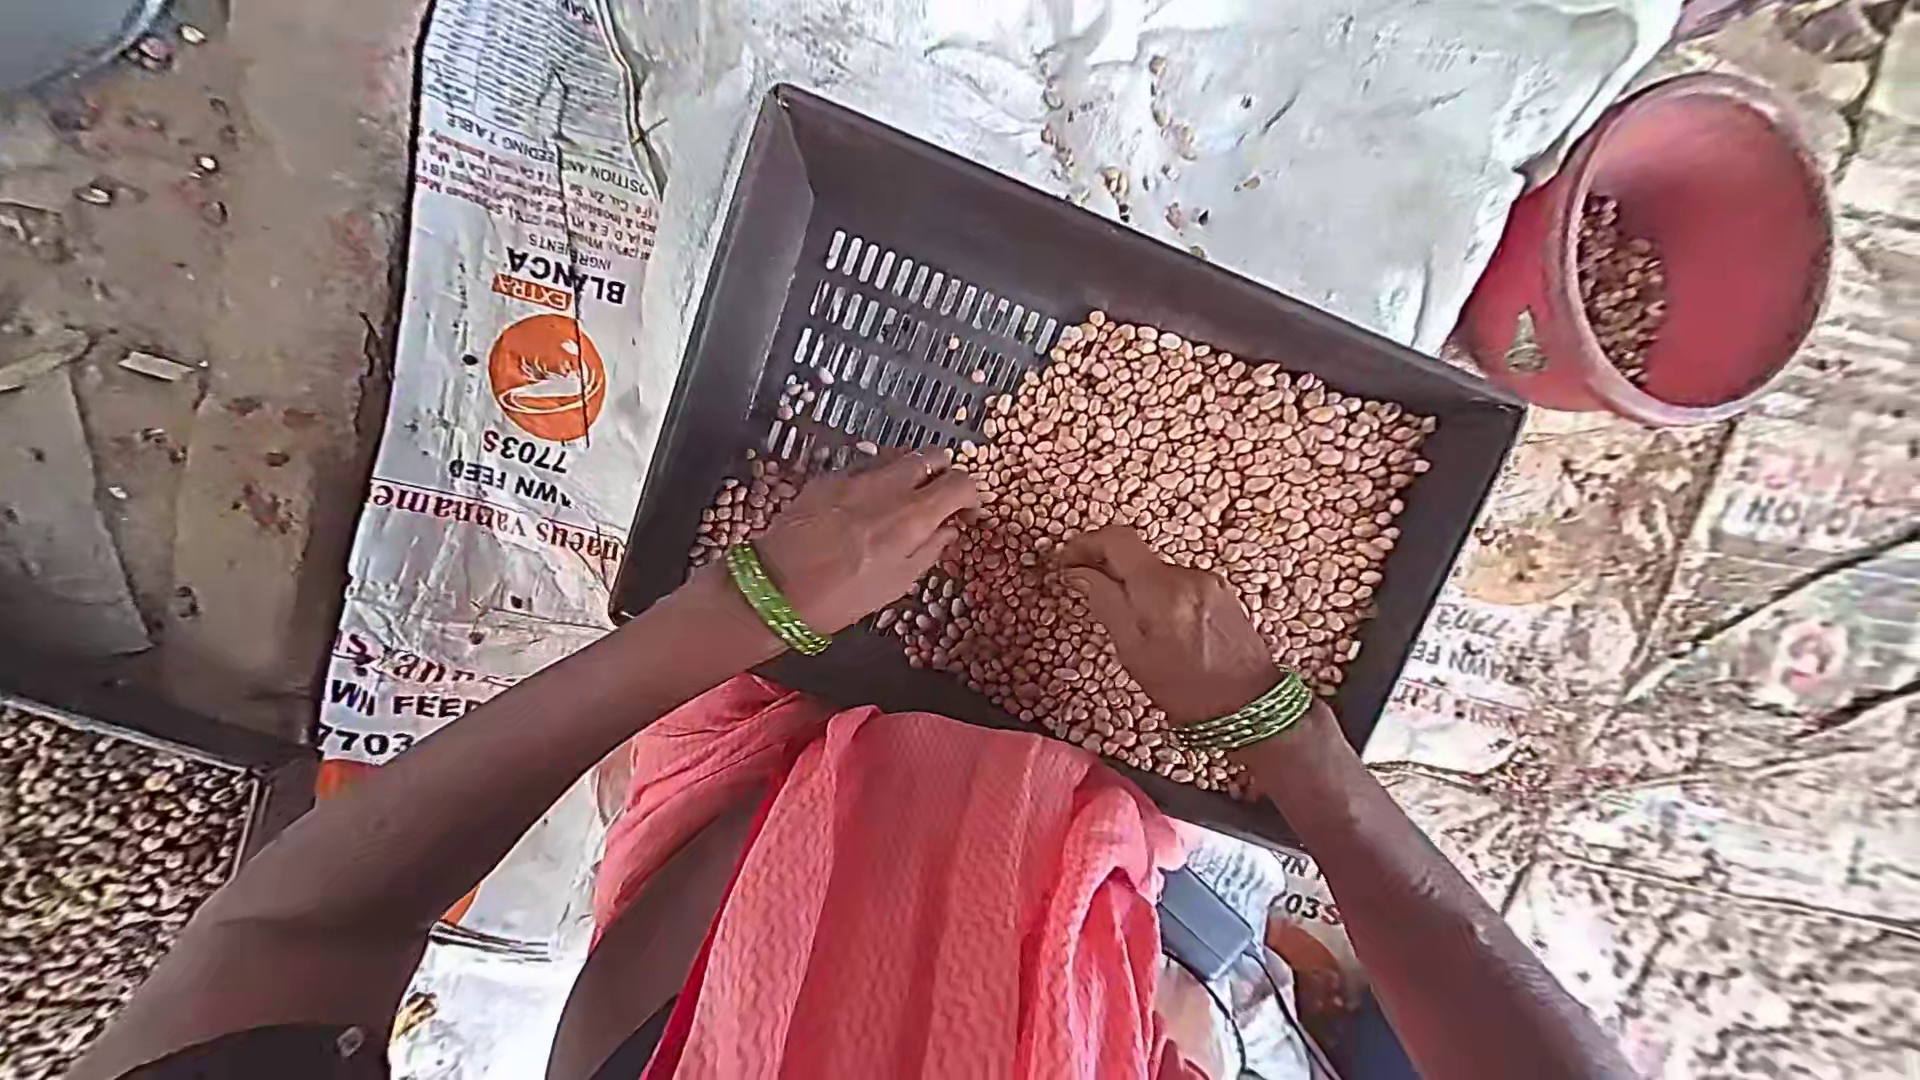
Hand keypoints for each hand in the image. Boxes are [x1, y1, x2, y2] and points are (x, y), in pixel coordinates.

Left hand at [751, 448, 979, 634]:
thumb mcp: (897, 583)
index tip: (967, 512)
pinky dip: (879, 476)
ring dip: (913, 470)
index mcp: (913, 516)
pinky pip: (866, 464)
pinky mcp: (830, 477)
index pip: (962, 482)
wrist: (776, 587)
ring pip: (900, 454)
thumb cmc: (842, 597)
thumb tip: (949, 529)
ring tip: (906, 496)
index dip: (972, 494)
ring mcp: (856, 476)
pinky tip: (869, 501)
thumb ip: (930, 549)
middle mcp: (889, 485)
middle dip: (945, 472)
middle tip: (940, 497)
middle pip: (933, 455)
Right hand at [1057, 526, 1282, 724]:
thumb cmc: (1185, 688)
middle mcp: (1186, 574)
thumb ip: (1105, 603)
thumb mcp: (1133, 651)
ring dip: (1134, 586)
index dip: (1086, 543)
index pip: (1117, 539)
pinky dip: (1157, 595)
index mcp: (1160, 588)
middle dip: (1107, 569)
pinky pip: (1175, 583)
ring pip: (1154, 572)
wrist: (1250, 706)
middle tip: (1086, 592)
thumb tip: (1079, 573)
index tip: (1068, 559)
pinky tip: (1160, 628)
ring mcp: (1207, 580)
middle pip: (1135, 555)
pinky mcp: (1219, 590)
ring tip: (1129, 624)